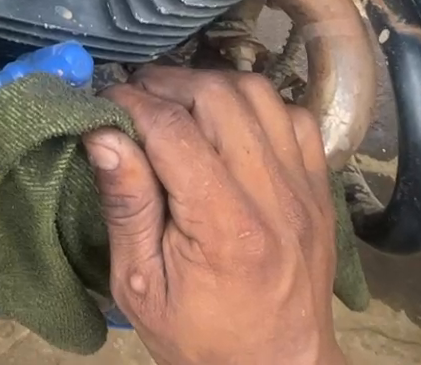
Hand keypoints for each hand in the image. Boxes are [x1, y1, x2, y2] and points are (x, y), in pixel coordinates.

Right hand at [84, 67, 343, 364]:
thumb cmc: (199, 336)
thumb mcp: (138, 283)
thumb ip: (124, 204)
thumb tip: (101, 132)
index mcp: (226, 227)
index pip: (173, 129)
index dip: (131, 102)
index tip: (104, 102)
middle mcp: (274, 197)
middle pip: (218, 96)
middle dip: (166, 84)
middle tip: (136, 99)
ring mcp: (304, 189)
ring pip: (257, 93)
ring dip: (209, 86)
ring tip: (177, 105)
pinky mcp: (319, 188)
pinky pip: (293, 114)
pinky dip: (254, 104)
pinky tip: (226, 124)